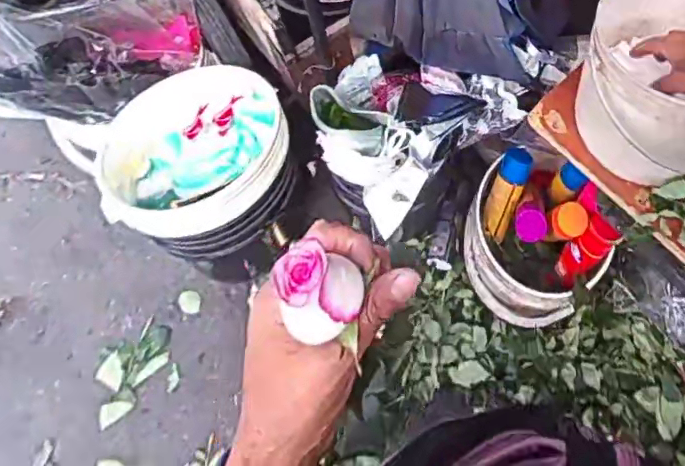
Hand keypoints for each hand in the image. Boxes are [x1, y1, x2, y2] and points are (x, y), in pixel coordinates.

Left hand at [229, 221, 420, 465]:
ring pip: (343, 271)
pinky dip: (362, 298)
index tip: (372, 268)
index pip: (319, 240)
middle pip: (336, 250)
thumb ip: (373, 311)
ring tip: (377, 305)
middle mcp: (289, 295)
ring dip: (368, 281)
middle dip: (366, 262)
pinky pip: (344, 293)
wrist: (279, 452)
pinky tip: (368, 319)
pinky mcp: (315, 323)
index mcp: (281, 295)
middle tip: (381, 287)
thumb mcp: (339, 355)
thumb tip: (406, 277)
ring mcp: (302, 309)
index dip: (351, 245)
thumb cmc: (290, 411)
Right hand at [631, 30, 684, 100]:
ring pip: (680, 39)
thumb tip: (657, 85)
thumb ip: (666, 84)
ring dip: (673, 48)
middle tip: (651, 57)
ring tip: (671, 61)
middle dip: (657, 47)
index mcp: (675, 44)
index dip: (641, 49)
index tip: (634, 52)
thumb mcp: (683, 84)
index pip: (652, 43)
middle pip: (666, 39)